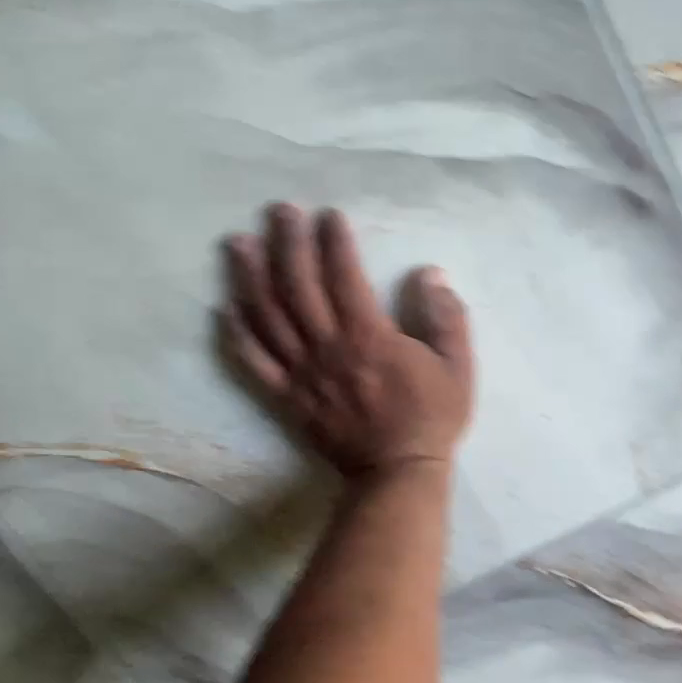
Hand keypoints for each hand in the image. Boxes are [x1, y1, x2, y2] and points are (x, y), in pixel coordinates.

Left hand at [220, 203, 474, 477]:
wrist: (398, 472)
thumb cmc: (431, 417)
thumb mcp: (457, 365)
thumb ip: (447, 317)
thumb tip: (429, 273)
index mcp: (369, 337)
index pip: (344, 277)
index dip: (335, 242)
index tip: (330, 215)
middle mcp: (327, 348)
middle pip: (298, 287)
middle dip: (288, 243)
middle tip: (279, 210)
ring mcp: (301, 373)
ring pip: (268, 317)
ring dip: (250, 277)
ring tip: (238, 242)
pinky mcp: (287, 397)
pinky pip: (254, 362)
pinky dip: (236, 334)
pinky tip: (224, 307)